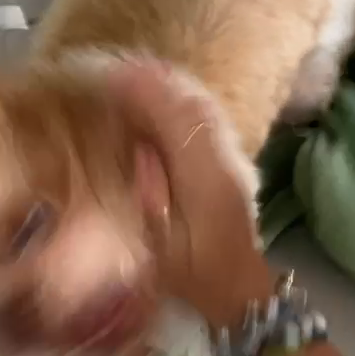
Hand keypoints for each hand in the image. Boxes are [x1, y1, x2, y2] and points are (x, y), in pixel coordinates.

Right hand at [108, 62, 274, 327]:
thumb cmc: (192, 276)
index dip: (145, 93)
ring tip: (136, 72)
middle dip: (156, 79)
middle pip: (192, 103)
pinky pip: (209, 115)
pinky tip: (164, 92)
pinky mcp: (234, 159)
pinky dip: (183, 97)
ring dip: (170, 84)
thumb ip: (149, 198)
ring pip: (203, 105)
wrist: (240, 290)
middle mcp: (224, 159)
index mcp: (206, 180)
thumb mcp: (161, 249)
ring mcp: (234, 157)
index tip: (113, 76)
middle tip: (118, 66)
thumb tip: (140, 150)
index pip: (177, 120)